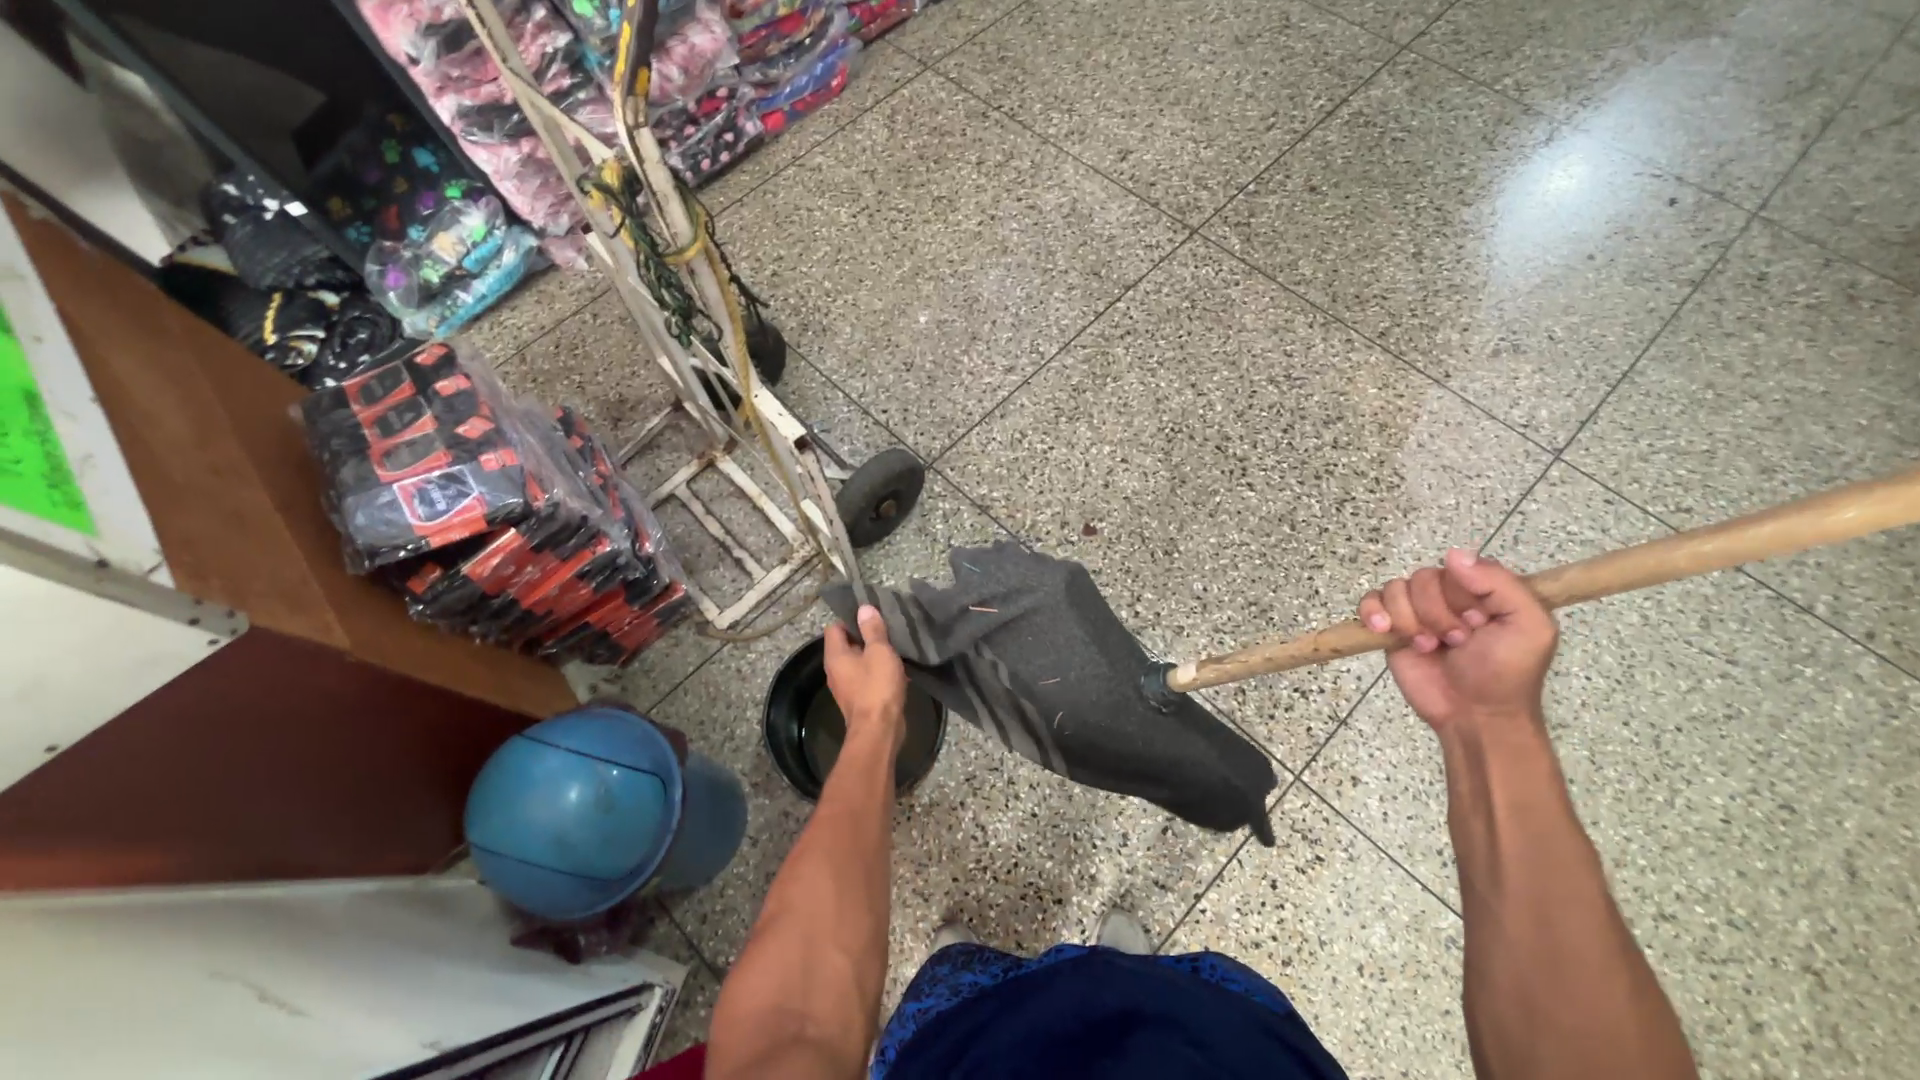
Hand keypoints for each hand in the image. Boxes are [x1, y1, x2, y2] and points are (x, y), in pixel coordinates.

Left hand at [824, 605, 907, 750]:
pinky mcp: (859, 699)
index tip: (871, 617)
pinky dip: (877, 671)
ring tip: (894, 647)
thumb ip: (872, 629)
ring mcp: (846, 686)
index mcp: (835, 656)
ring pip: (858, 662)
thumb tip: (864, 608)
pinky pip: (866, 677)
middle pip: (846, 644)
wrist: (879, 730)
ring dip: (873, 655)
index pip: (834, 627)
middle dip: (865, 636)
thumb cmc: (877, 687)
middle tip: (887, 629)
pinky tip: (896, 670)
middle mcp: (835, 670)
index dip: (851, 619)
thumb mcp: (879, 652)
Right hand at [1358, 548, 1557, 731]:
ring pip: (1396, 588)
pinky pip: (1370, 601)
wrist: (1475, 715)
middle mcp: (1449, 596)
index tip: (1480, 622)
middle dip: (1437, 612)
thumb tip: (1453, 554)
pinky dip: (1373, 612)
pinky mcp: (1390, 629)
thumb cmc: (1506, 673)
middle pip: (1424, 577)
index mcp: (1484, 590)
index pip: (1460, 566)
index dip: (1464, 593)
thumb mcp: (1528, 626)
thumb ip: (1500, 584)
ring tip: (1428, 646)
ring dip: (1410, 619)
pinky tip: (1384, 630)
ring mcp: (1417, 612)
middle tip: (1456, 642)